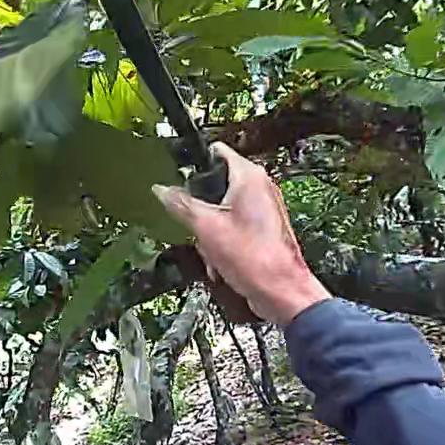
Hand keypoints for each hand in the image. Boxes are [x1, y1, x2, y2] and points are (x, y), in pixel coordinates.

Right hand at [153, 143, 332, 325]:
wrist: (282, 291)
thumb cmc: (254, 258)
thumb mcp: (205, 227)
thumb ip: (180, 204)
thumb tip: (162, 190)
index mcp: (249, 177)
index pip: (216, 152)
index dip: (195, 163)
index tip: (178, 177)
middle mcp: (260, 187)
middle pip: (216, 186)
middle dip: (201, 210)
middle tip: (199, 228)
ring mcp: (263, 209)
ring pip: (222, 210)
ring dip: (209, 232)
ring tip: (212, 250)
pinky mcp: (263, 229)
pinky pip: (233, 227)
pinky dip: (222, 242)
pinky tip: (220, 262)